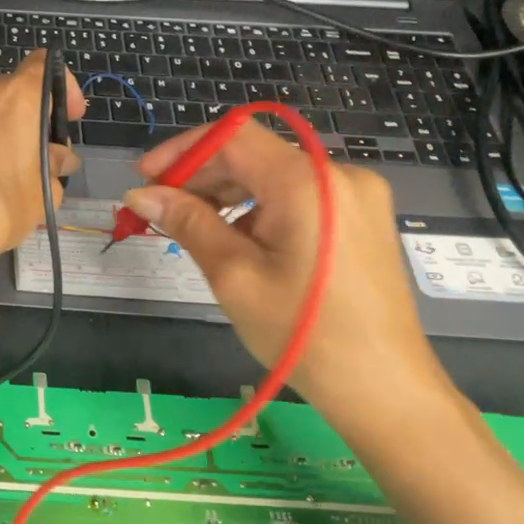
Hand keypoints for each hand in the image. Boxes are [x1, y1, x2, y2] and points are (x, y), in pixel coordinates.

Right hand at [120, 120, 448, 413]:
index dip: (181, 150)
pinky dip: (259, 207)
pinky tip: (236, 240)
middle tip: (158, 207)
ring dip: (227, 192)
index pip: (232, 136)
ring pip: (273, 174)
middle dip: (200, 174)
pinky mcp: (361, 217)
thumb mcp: (233, 276)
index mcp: (307, 182)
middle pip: (253, 153)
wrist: (382, 386)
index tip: (144, 179)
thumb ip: (187, 223)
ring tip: (191, 227)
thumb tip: (140, 194)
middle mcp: (338, 175)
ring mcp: (356, 196)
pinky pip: (297, 195)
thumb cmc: (302, 333)